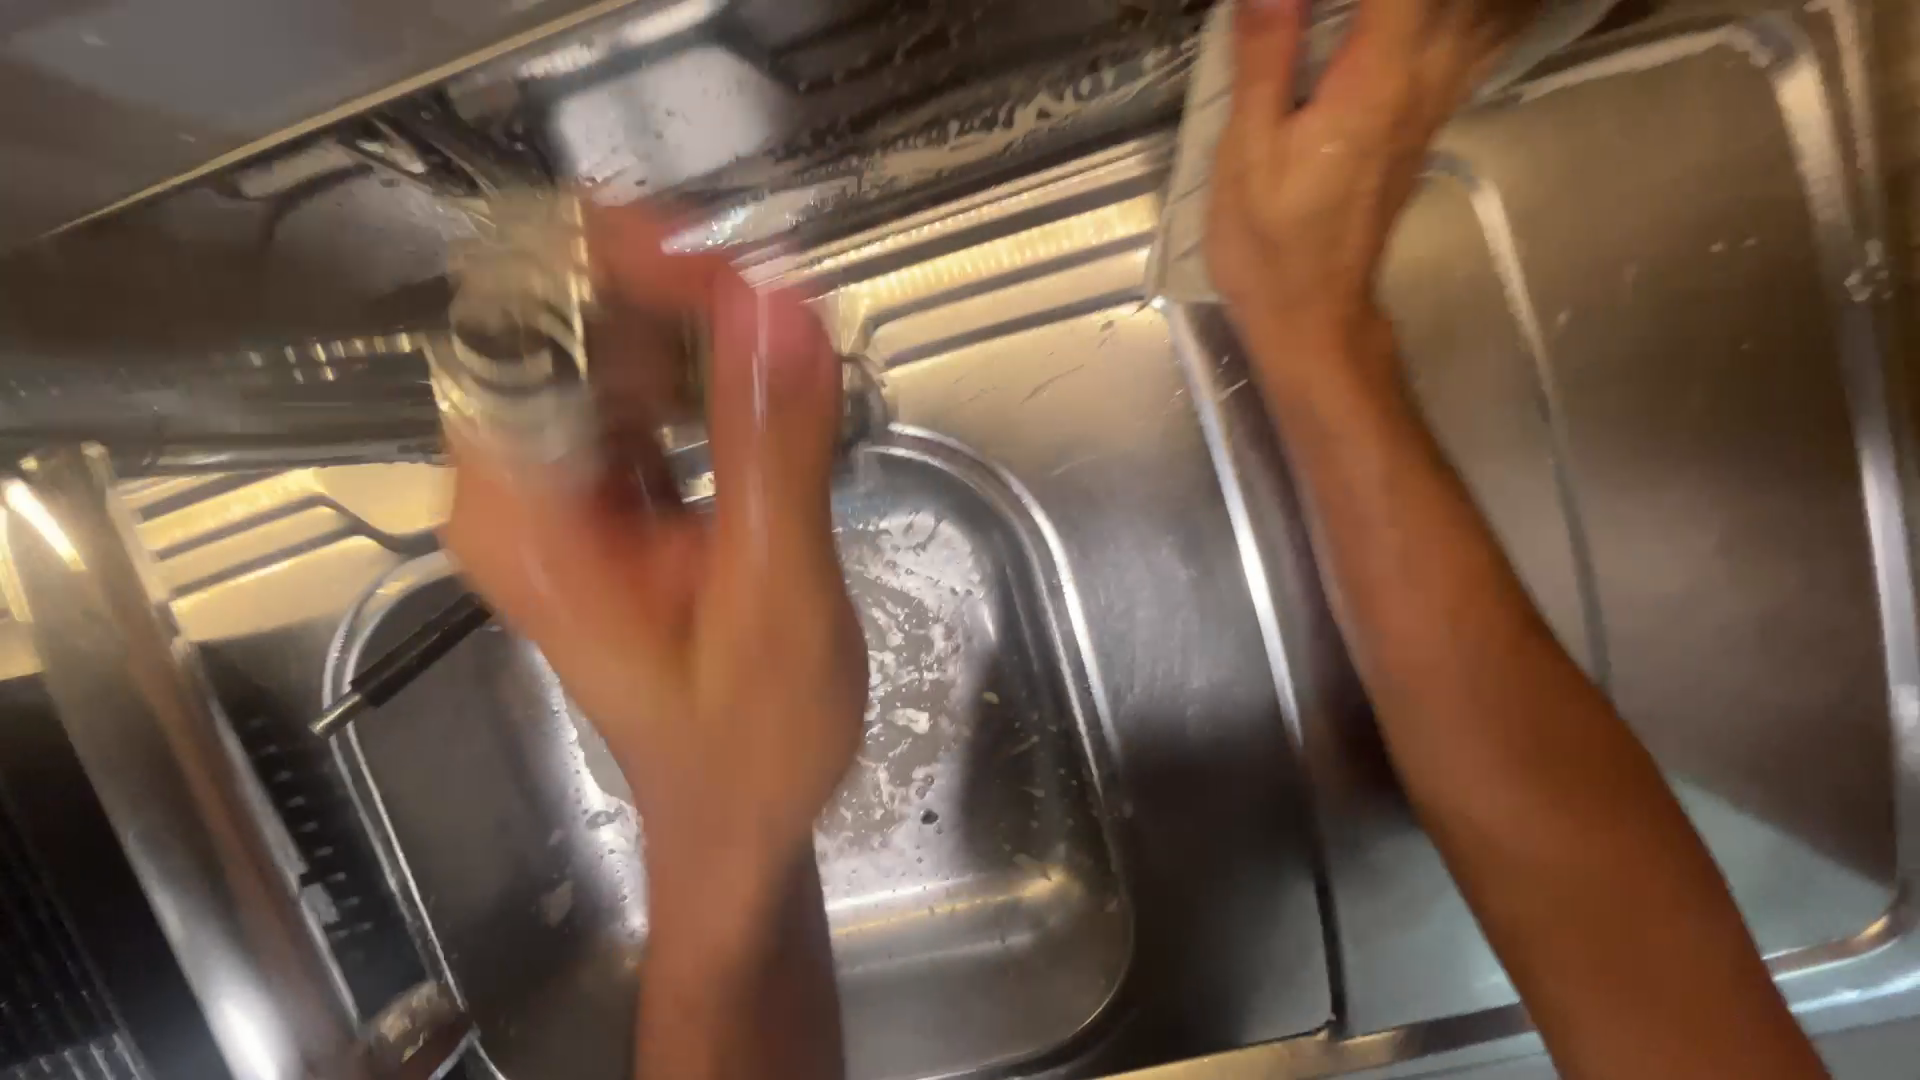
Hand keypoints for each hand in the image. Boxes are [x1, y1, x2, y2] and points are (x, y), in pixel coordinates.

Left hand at [442, 204, 866, 881]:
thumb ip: (776, 450)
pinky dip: (708, 379)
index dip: (623, 269)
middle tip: (787, 308)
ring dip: (700, 333)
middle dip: (674, 297)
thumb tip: (785, 307)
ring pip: (608, 356)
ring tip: (793, 349)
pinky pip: (642, 402)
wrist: (738, 821)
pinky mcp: (608, 505)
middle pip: (563, 327)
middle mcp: (517, 489)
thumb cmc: (753, 744)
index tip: (738, 268)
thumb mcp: (778, 597)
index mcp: (526, 513)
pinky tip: (769, 394)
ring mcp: (560, 495)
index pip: (532, 325)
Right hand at [1207, 0, 1532, 370]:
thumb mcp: (1246, 155)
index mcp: (1375, 76)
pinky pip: (1475, 37)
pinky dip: (1455, 19)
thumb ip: (1264, 60)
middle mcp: (1425, 75)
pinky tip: (1416, 27)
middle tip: (1313, 13)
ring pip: (1477, 12)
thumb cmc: (1268, 244)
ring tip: (1357, 26)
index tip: (1298, 1)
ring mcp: (1436, 100)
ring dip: (1421, 11)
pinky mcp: (1429, 122)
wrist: (1310, 312)